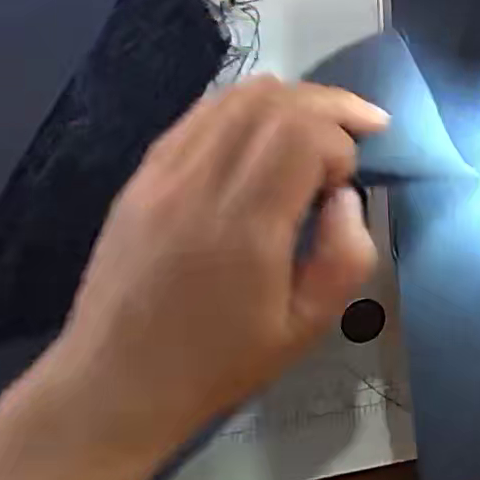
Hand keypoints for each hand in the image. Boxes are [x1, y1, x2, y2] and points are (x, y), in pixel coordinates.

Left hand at [49, 77, 387, 438]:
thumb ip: (348, 255)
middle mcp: (199, 185)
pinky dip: (249, 107)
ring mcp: (162, 174)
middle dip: (332, 105)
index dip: (343, 145)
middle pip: (275, 102)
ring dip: (294, 100)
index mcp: (244, 227)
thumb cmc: (223, 360)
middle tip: (364, 126)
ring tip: (324, 124)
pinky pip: (203, 113)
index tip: (347, 184)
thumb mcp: (310, 325)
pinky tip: (270, 130)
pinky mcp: (143, 175)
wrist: (115, 384)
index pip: (304, 136)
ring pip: (237, 96)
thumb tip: (344, 196)